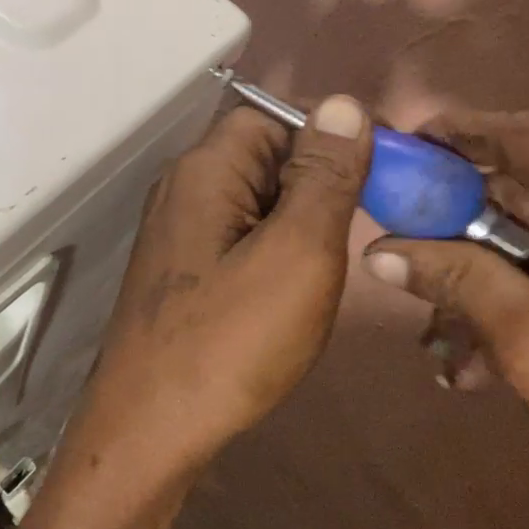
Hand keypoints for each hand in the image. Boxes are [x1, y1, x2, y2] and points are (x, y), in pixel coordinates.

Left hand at [77, 96, 373, 475]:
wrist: (151, 424)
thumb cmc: (230, 339)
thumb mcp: (297, 252)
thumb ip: (322, 176)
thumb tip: (341, 103)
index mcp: (203, 169)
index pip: (271, 118)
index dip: (325, 140)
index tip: (376, 182)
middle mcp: (181, 188)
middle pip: (260, 158)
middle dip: (314, 187)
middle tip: (356, 237)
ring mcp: (175, 232)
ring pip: (252, 203)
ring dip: (296, 226)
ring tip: (327, 272)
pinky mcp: (179, 272)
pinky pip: (235, 240)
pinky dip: (270, 255)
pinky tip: (290, 295)